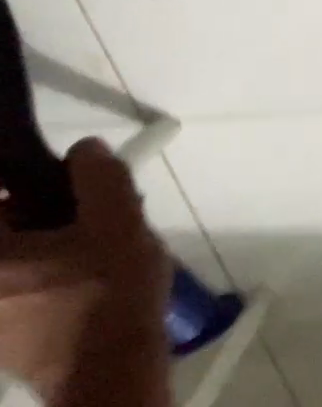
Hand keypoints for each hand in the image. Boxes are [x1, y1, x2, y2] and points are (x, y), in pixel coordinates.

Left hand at [0, 138, 170, 404]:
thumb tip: (82, 148)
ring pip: (17, 253)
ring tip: (105, 240)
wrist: (109, 362)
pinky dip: (49, 266)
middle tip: (101, 209)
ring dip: (54, 238)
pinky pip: (20, 280)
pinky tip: (91, 271)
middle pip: (6, 224)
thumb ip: (100, 180)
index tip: (68, 174)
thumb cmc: (109, 289)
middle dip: (49, 210)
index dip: (28, 178)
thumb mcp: (119, 224)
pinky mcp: (0, 327)